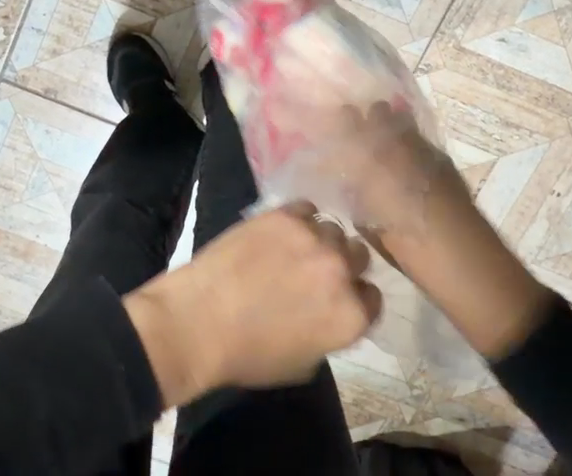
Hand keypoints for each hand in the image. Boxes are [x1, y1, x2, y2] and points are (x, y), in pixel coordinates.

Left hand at [123, 202, 380, 405]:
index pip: (373, 297)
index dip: (355, 297)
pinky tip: (281, 230)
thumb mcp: (304, 362)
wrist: (199, 322)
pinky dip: (298, 218)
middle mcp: (341, 271)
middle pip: (358, 255)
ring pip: (333, 229)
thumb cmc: (248, 354)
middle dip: (342, 264)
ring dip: (320, 239)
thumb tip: (330, 311)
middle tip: (316, 271)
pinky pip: (306, 208)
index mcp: (351, 315)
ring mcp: (314, 238)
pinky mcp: (284, 215)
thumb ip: (330, 332)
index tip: (337, 298)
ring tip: (296, 248)